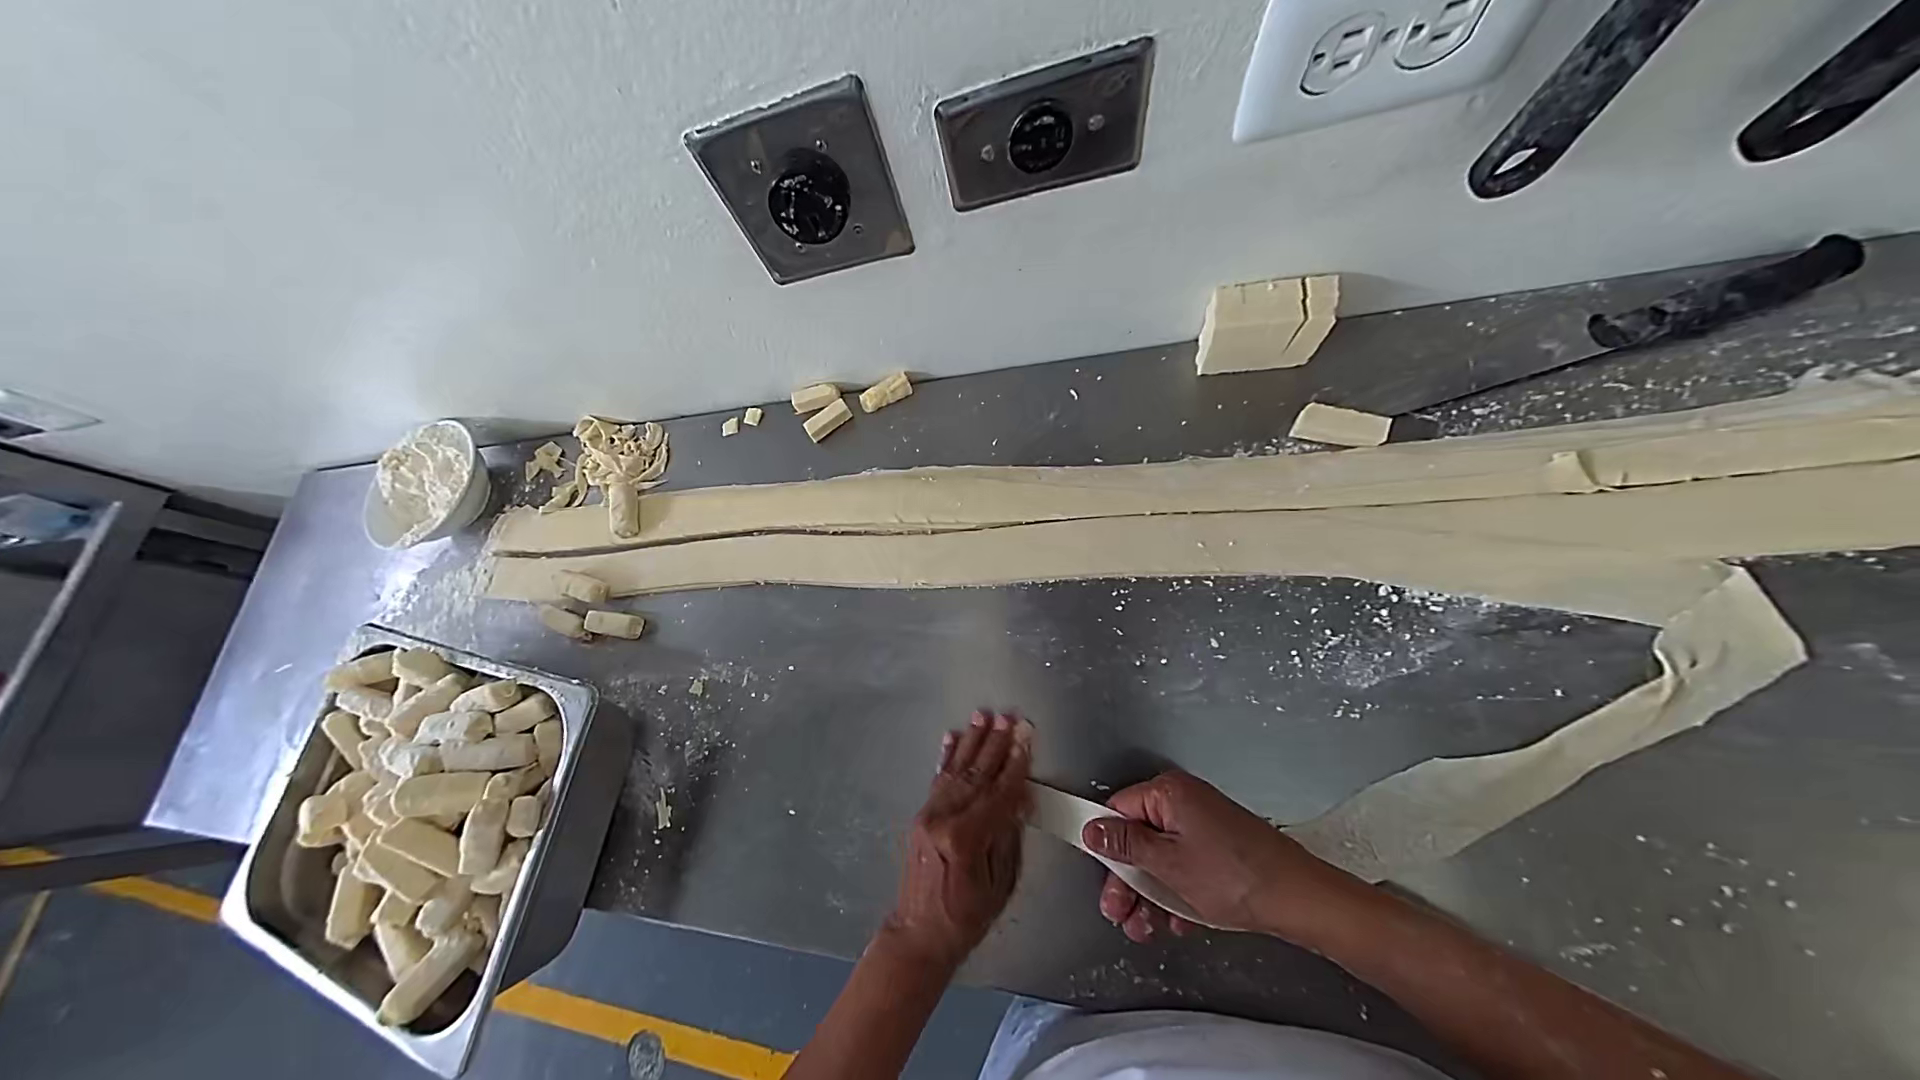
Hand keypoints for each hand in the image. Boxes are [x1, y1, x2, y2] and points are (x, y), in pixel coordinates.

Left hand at [884, 712, 1030, 967]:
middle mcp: (944, 819)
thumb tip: (1020, 797)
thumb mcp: (1000, 883)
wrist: (918, 934)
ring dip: (973, 740)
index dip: (1016, 764)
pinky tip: (953, 737)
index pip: (999, 793)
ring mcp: (928, 815)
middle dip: (996, 743)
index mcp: (966, 838)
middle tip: (1010, 718)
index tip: (1026, 738)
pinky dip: (946, 756)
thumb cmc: (966, 917)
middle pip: (977, 774)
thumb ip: (1008, 835)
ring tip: (984, 715)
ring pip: (956, 770)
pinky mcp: (920, 815)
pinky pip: (937, 779)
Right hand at [1080, 770, 1361, 942]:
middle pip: (1137, 836)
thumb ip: (1125, 845)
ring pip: (1159, 856)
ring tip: (1148, 925)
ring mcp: (1202, 823)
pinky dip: (1176, 891)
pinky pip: (1182, 863)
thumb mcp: (1167, 865)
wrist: (1302, 900)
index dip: (1105, 845)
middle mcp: (1184, 801)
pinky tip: (1178, 918)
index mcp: (1168, 793)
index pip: (1117, 809)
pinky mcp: (1217, 844)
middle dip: (1128, 880)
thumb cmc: (1241, 877)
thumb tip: (1094, 829)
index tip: (1100, 872)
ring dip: (1150, 893)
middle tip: (1121, 910)